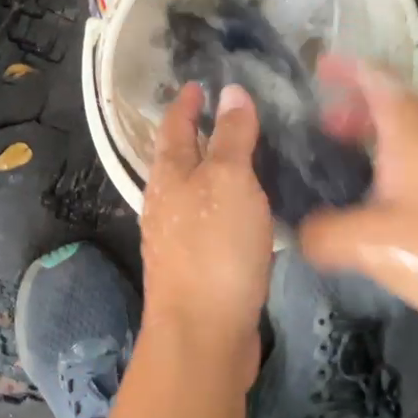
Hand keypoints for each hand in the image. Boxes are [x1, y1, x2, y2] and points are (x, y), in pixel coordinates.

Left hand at [138, 82, 272, 386]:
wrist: (202, 334)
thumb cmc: (214, 247)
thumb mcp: (228, 180)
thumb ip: (231, 137)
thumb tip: (231, 90)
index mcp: (169, 173)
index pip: (174, 124)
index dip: (186, 102)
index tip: (197, 83)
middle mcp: (166, 199)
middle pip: (181, 156)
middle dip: (199, 133)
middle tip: (229, 113)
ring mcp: (178, 235)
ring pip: (196, 189)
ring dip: (215, 169)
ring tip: (246, 155)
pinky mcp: (198, 265)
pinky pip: (212, 219)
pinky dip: (228, 203)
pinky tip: (250, 210)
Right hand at [299, 56, 417, 373]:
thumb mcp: (371, 246)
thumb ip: (324, 235)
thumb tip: (299, 234)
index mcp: (415, 126)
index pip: (374, 77)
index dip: (344, 68)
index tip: (318, 66)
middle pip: (399, 105)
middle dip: (360, 111)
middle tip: (325, 128)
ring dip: (388, 144)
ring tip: (357, 170)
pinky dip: (413, 174)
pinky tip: (401, 214)